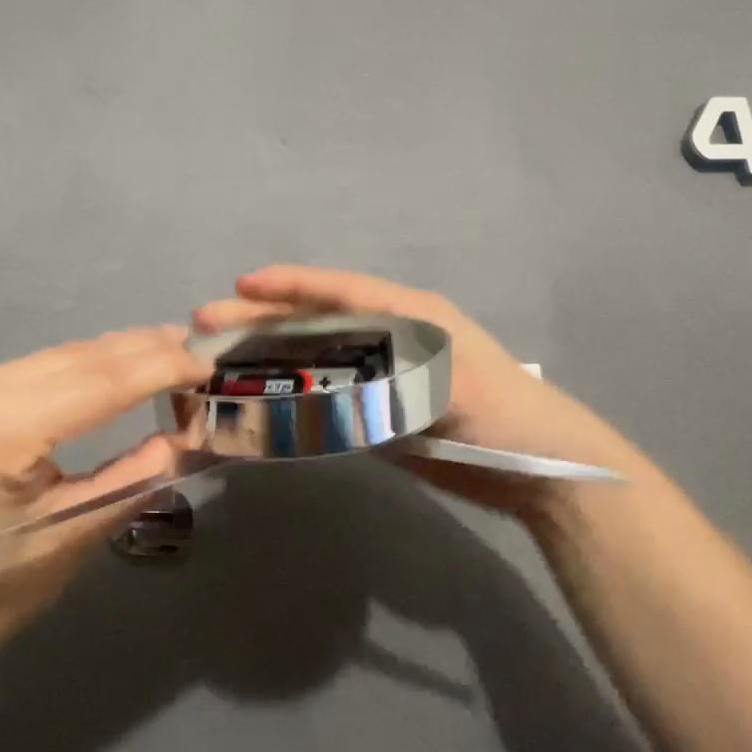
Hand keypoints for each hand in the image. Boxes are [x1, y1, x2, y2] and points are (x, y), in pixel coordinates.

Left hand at [0, 325, 211, 698]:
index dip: (156, 368)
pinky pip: (32, 371)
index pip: (93, 384)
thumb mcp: (74, 537)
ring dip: (113, 356)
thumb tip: (189, 431)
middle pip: (73, 360)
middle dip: (140, 352)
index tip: (206, 364)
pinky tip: (115, 367)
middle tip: (196, 350)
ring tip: (170, 351)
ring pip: (54, 359)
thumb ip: (135, 475)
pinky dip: (80, 369)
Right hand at [193, 266, 653, 520]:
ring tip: (221, 357)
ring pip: (316, 354)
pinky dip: (293, 389)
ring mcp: (387, 372)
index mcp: (409, 315)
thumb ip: (384, 378)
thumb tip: (314, 387)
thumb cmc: (497, 416)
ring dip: (270, 353)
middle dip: (262, 319)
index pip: (338, 291)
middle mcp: (392, 335)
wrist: (543, 467)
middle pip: (316, 319)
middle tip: (207, 322)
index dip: (288, 285)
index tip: (240, 284)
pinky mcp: (386, 407)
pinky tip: (261, 395)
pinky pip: (329, 390)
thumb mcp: (446, 386)